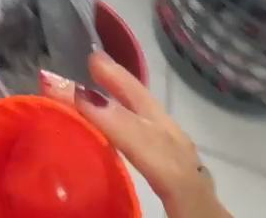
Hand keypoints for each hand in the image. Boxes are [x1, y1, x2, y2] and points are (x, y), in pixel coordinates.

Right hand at [41, 52, 229, 217]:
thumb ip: (114, 215)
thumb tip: (53, 205)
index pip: (169, 168)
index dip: (125, 130)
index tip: (80, 98)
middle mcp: (211, 212)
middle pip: (177, 143)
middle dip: (132, 97)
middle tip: (90, 63)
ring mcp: (212, 213)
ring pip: (181, 149)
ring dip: (138, 110)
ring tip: (102, 79)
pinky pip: (179, 165)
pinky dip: (149, 137)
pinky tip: (126, 132)